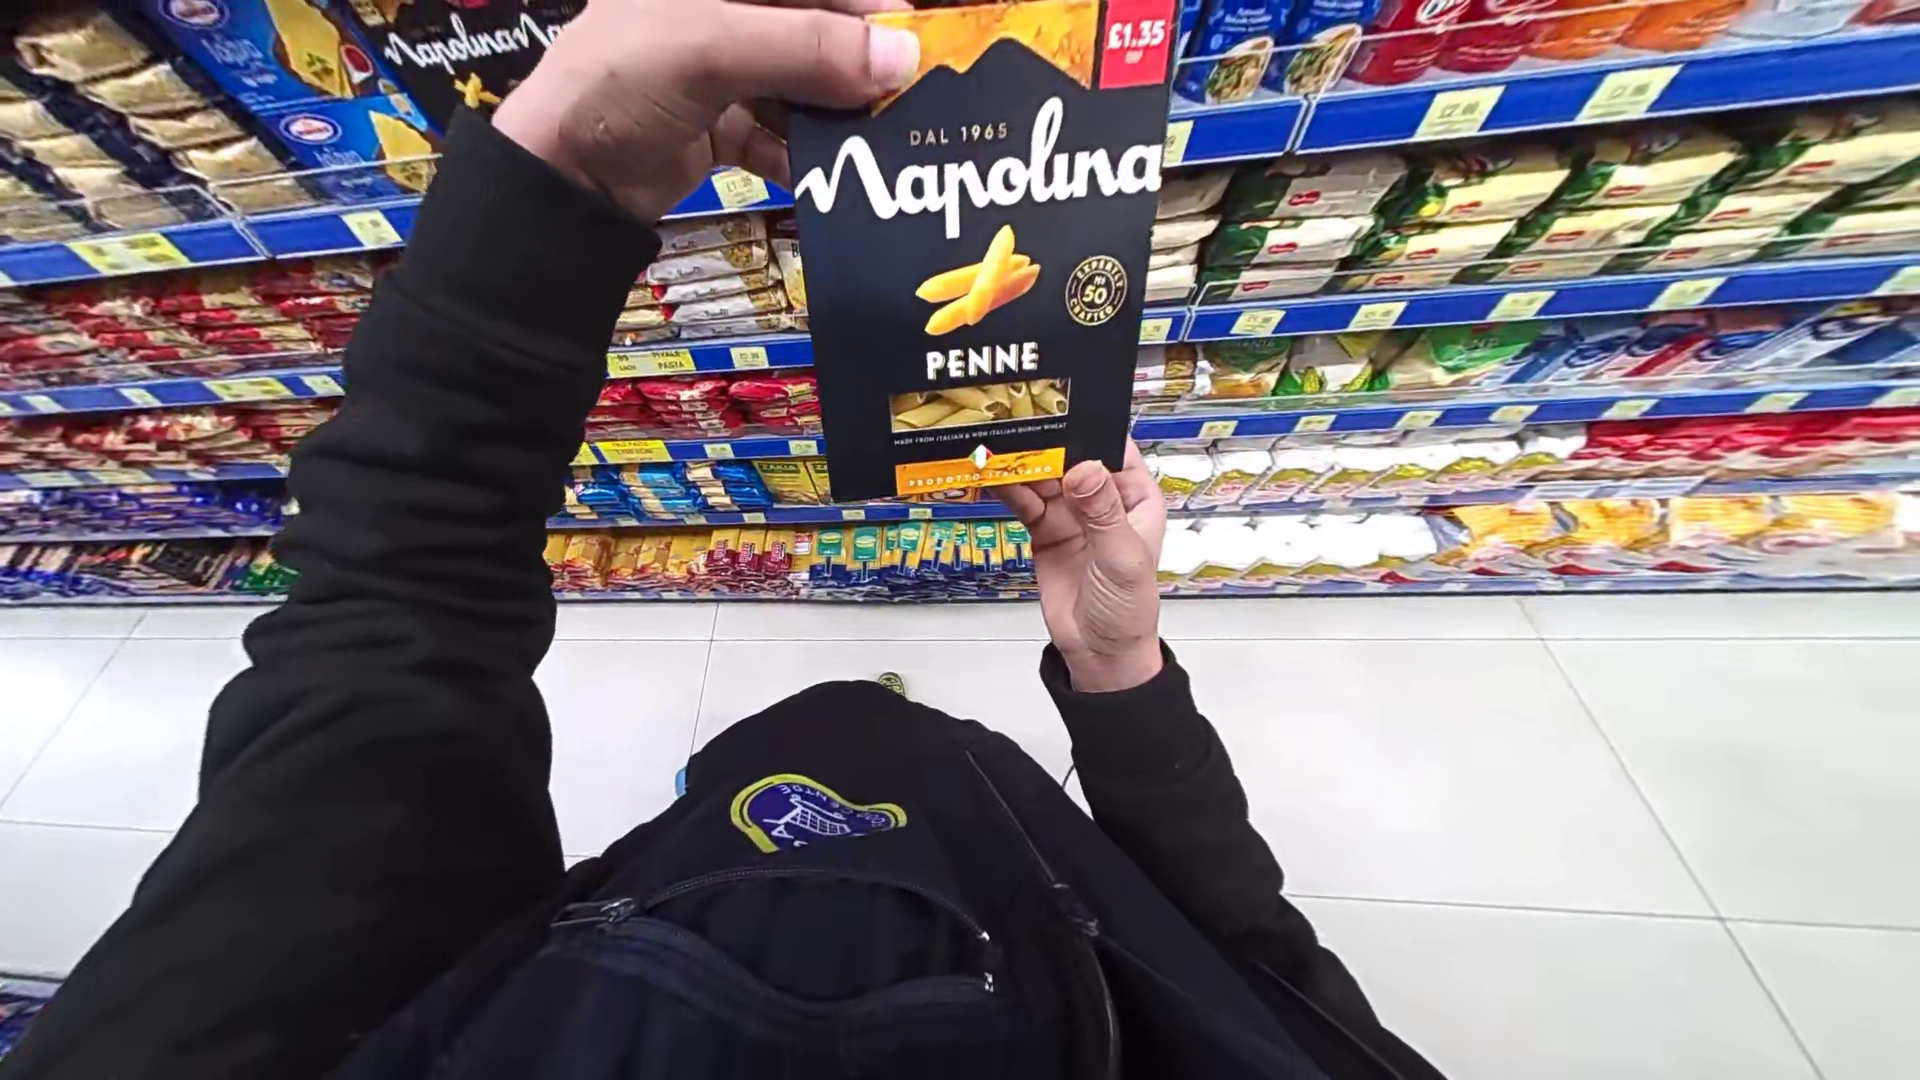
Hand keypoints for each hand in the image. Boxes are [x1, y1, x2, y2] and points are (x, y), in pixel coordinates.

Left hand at [493, 0, 918, 221]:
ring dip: (836, 123)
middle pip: (812, 34)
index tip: (914, 47)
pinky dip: (803, 160)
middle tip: (906, 109)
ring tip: (878, 151)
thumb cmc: (625, 82)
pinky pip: (782, 138)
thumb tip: (902, 58)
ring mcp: (727, 72)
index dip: (863, 8)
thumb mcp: (714, 48)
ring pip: (803, 90)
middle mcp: (725, 13)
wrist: (574, 174)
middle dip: (858, 72)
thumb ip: (807, 49)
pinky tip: (828, 182)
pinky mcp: (727, 125)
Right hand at [1002, 442, 1166, 692]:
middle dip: (1046, 445)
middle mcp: (1102, 499)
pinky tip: (994, 478)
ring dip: (1023, 466)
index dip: (1089, 431)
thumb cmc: (1128, 608)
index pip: (1113, 450)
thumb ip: (1102, 514)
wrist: (1098, 651)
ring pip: (1043, 477)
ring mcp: (1071, 513)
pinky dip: (1009, 489)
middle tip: (1018, 431)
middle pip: (1070, 459)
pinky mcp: (1045, 529)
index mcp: (1135, 497)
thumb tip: (1083, 470)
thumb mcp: (1122, 558)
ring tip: (998, 452)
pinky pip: (1025, 501)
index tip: (1061, 415)